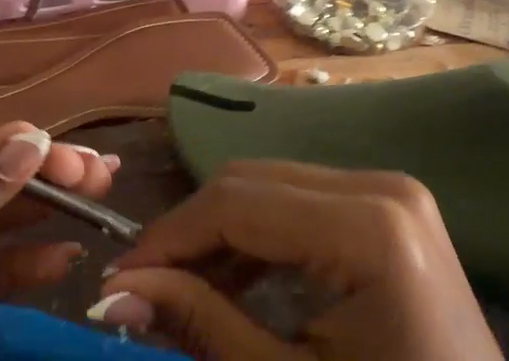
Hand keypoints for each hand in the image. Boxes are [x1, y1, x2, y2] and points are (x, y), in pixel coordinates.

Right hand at [90, 161, 500, 360]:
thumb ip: (201, 324)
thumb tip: (115, 292)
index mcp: (368, 228)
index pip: (235, 203)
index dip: (167, 237)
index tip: (117, 280)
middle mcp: (383, 186)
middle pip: (249, 183)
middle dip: (189, 233)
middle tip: (142, 287)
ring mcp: (393, 192)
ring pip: (270, 187)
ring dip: (219, 234)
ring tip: (178, 288)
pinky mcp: (393, 208)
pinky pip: (302, 203)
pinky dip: (258, 237)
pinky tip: (231, 281)